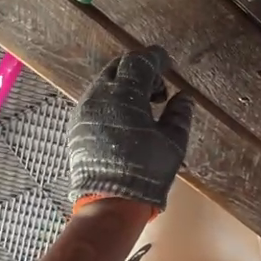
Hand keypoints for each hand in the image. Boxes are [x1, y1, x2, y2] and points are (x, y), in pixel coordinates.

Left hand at [67, 45, 193, 212]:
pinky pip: (95, 102)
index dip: (155, 58)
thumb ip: (179, 115)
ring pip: (104, 84)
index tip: (167, 62)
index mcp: (124, 96)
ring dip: (124, 86)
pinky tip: (124, 120)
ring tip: (142, 107)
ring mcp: (84, 111)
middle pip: (118, 68)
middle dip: (139, 71)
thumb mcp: (173, 142)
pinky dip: (111, 101)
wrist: (110, 201)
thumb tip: (183, 98)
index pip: (139, 63)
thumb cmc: (147, 171)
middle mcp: (99, 96)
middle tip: (157, 88)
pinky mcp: (77, 127)